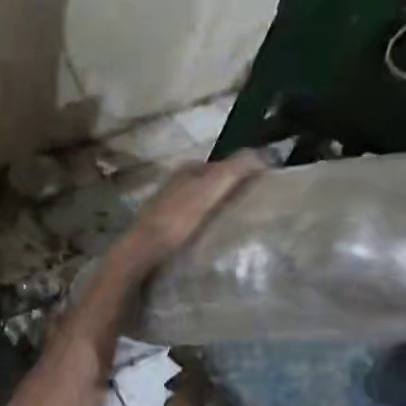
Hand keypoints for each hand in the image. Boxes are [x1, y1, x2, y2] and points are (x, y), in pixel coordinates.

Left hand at [115, 150, 265, 268]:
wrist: (142, 250)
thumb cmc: (178, 217)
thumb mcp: (212, 187)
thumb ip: (236, 168)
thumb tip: (264, 155)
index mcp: (187, 170)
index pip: (221, 165)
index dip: (240, 174)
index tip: (258, 191)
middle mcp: (173, 184)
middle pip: (207, 186)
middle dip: (225, 194)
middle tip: (246, 211)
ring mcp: (163, 208)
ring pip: (196, 205)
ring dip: (212, 213)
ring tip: (230, 228)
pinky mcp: (158, 230)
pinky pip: (186, 224)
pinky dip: (198, 228)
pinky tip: (206, 240)